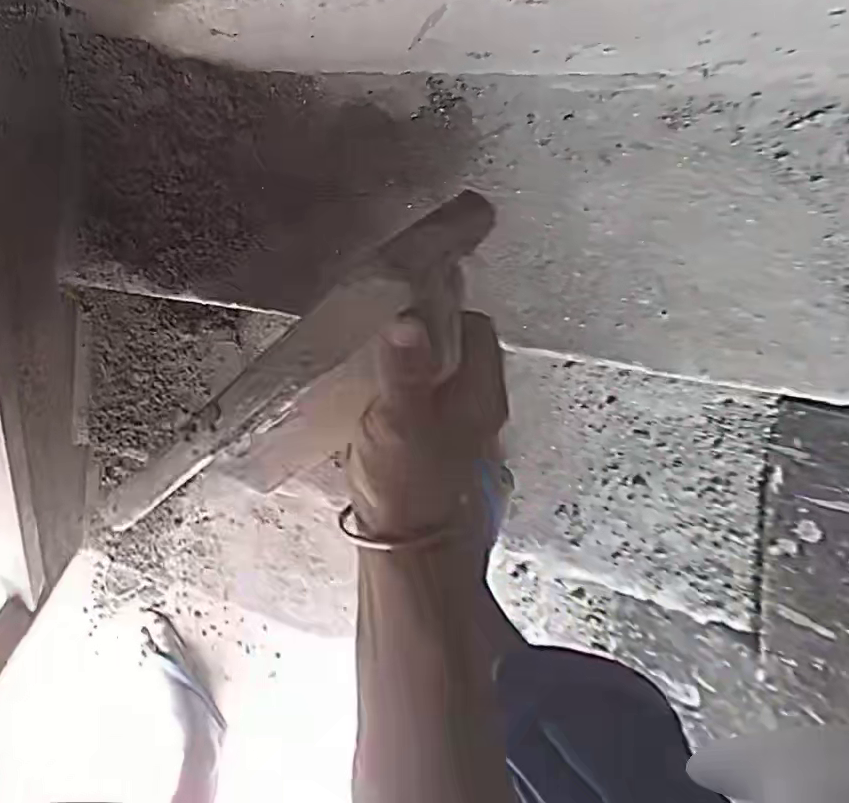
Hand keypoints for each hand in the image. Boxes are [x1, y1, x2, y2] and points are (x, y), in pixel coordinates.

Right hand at [346, 311, 507, 539]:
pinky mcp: (439, 451)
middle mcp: (479, 408)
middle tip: (377, 320)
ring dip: (413, 361)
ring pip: (442, 377)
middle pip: (458, 351)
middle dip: (425, 331)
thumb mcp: (398, 422)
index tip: (401, 295)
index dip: (442, 305)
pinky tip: (373, 395)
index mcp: (478, 394)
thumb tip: (408, 320)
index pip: (473, 327)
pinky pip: (426, 402)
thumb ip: (403, 371)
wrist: (411, 553)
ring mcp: (461, 432)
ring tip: (368, 352)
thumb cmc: (406, 482)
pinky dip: (406, 388)